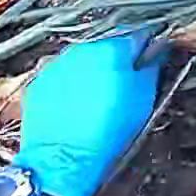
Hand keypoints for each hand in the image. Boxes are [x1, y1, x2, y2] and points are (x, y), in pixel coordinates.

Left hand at [13, 34, 160, 195]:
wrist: (63, 161)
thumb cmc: (105, 131)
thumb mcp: (145, 95)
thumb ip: (152, 65)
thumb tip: (157, 53)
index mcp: (112, 48)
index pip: (140, 34)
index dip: (149, 47)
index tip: (151, 58)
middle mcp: (83, 50)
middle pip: (110, 44)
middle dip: (120, 59)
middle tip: (128, 82)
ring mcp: (57, 65)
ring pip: (84, 58)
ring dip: (95, 69)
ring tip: (101, 96)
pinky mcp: (38, 84)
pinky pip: (61, 74)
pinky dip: (71, 83)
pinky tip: (79, 103)